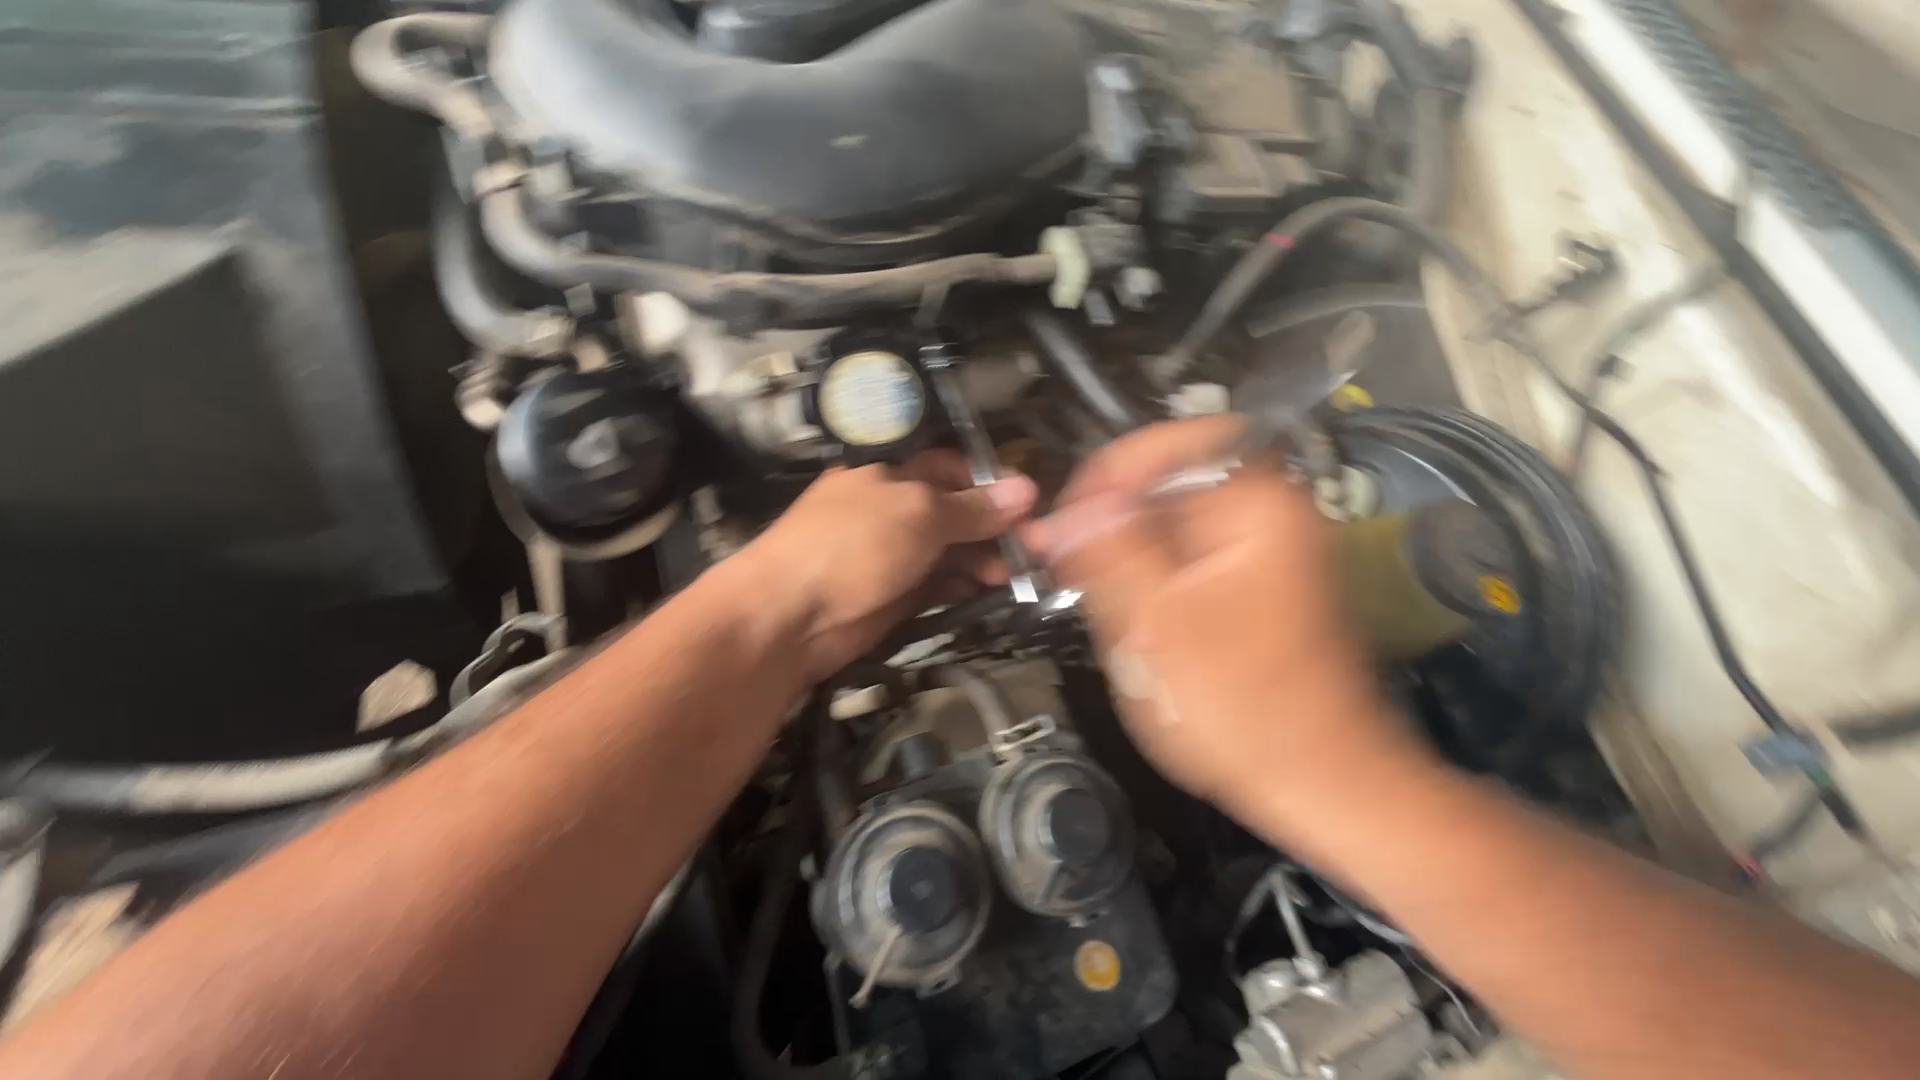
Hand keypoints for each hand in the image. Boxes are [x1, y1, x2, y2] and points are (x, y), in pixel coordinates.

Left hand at [740, 451, 1036, 681]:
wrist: (790, 616)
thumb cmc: (851, 545)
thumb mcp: (917, 513)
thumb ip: (972, 507)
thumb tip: (1026, 489)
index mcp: (888, 473)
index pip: (949, 466)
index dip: (988, 480)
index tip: (1028, 500)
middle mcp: (893, 509)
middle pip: (956, 510)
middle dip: (996, 524)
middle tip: (1035, 545)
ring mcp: (893, 554)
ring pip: (952, 549)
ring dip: (986, 557)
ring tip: (1017, 573)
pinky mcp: (897, 595)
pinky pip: (940, 583)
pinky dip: (965, 584)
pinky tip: (990, 590)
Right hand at [1025, 418, 1433, 838]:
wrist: (1320, 782)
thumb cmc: (1243, 711)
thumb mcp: (1157, 628)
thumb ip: (1108, 554)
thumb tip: (1071, 507)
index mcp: (1258, 507)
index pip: (1174, 441)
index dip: (1112, 470)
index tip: (1069, 514)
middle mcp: (1269, 516)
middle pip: (1169, 483)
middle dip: (1110, 519)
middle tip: (1059, 556)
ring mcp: (1261, 554)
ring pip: (1170, 526)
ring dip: (1122, 553)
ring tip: (1082, 590)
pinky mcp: (1250, 589)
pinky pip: (1186, 561)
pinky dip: (1147, 579)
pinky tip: (1121, 616)